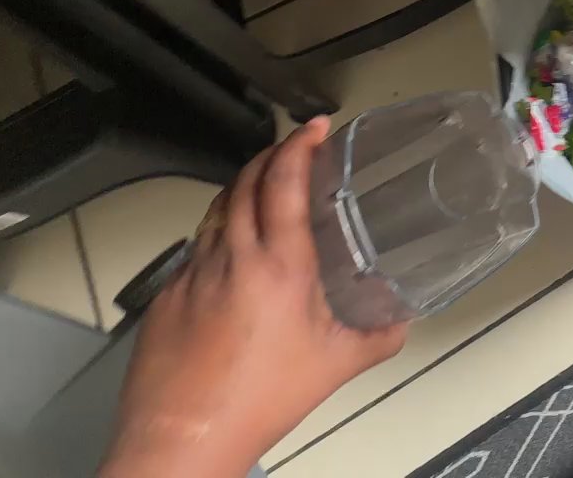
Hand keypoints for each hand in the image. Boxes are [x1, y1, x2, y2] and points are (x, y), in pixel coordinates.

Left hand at [100, 117, 407, 477]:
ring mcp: (192, 276)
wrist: (179, 445)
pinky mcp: (165, 299)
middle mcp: (233, 259)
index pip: (283, 182)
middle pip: (244, 182)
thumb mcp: (337, 365)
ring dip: (242, 183)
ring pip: (216, 208)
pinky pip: (195, 245)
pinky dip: (219, 225)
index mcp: (280, 265)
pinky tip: (234, 242)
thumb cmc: (261, 400)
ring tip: (267, 179)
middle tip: (296, 144)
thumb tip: (406, 320)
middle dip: (271, 152)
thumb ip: (380, 335)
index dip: (299, 145)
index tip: (316, 126)